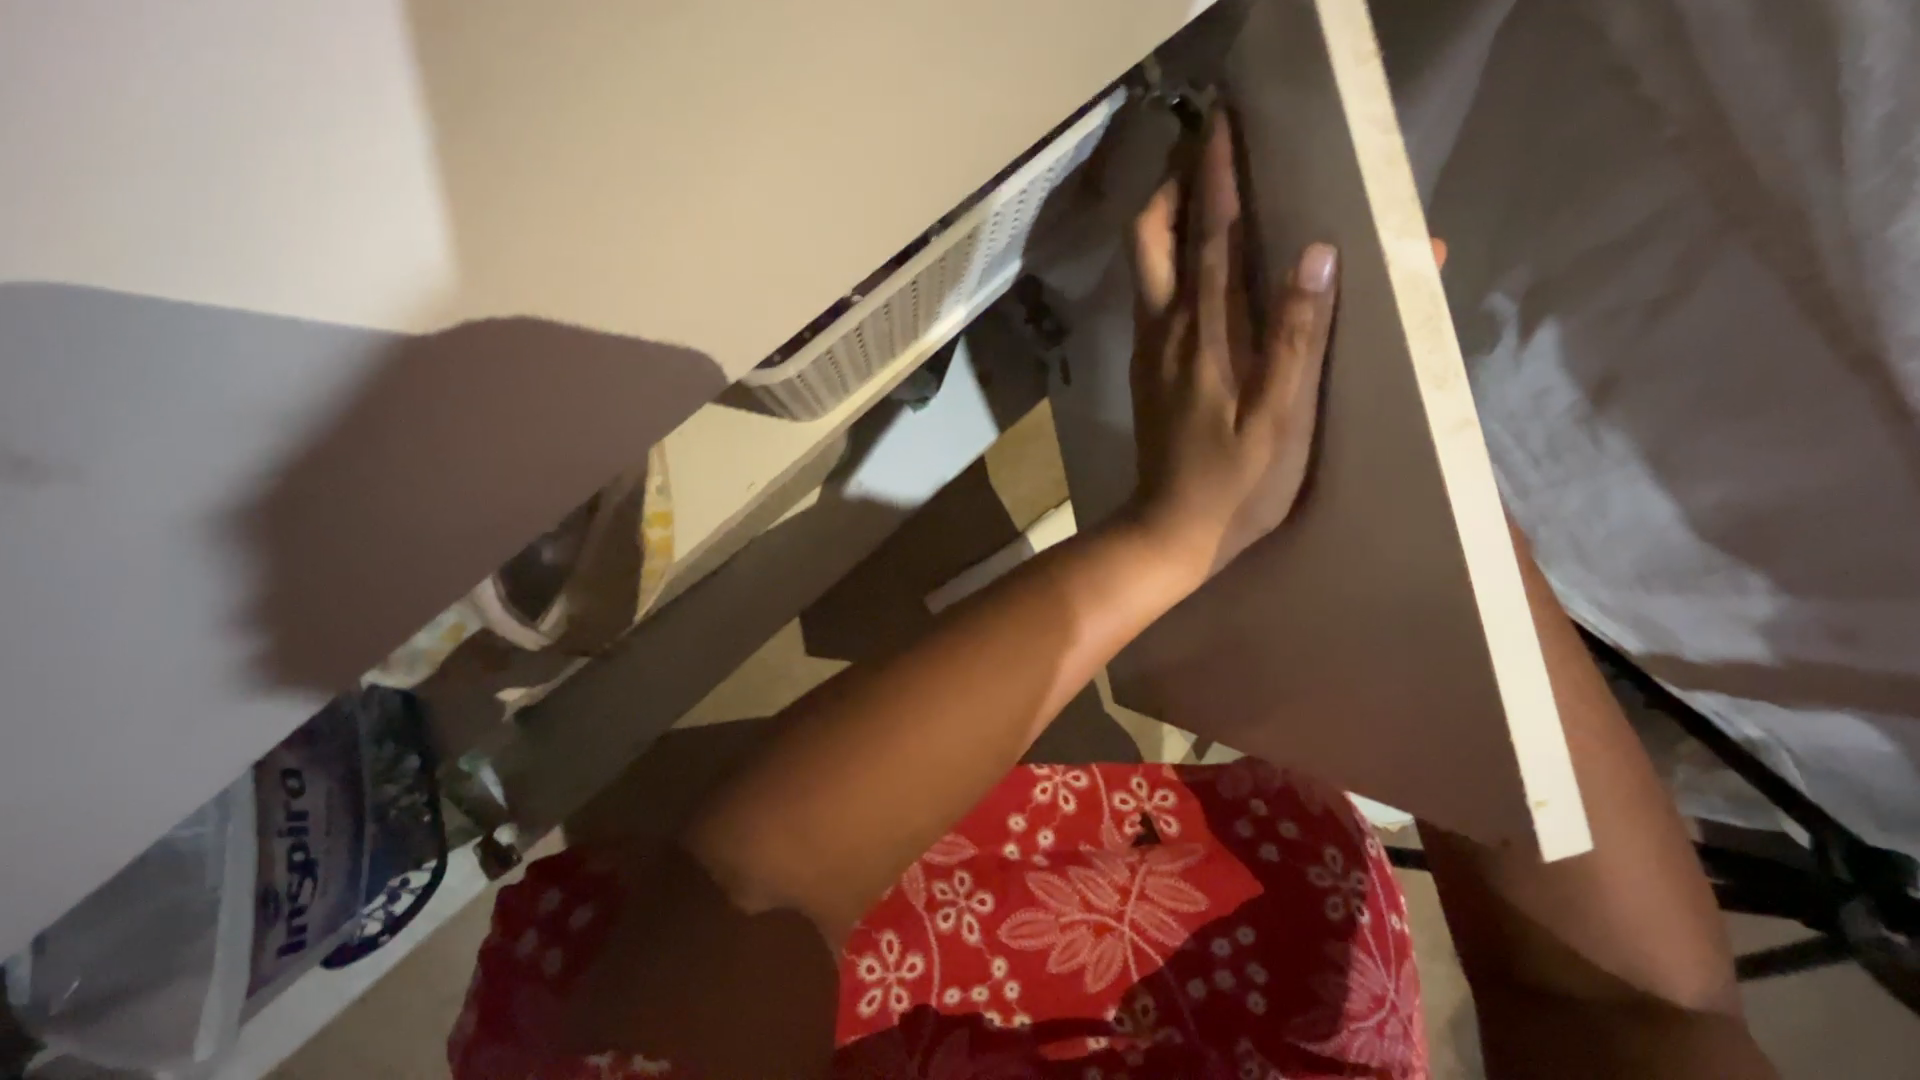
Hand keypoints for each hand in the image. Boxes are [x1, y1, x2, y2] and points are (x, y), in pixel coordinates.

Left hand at [1123, 110, 1338, 576]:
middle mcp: (1166, 332)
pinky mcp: (1150, 372)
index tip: (1222, 126)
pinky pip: (1155, 297)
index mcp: (1202, 337)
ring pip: (1147, 268)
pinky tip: (1196, 264)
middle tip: (1209, 153)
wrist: (1166, 535)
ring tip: (1204, 191)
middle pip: (1153, 241)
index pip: (1209, 239)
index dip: (1217, 179)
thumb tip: (1317, 253)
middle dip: (1176, 189)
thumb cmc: (1234, 487)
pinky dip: (1172, 261)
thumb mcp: (1280, 420)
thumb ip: (1297, 338)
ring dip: (1170, 221)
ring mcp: (1151, 352)